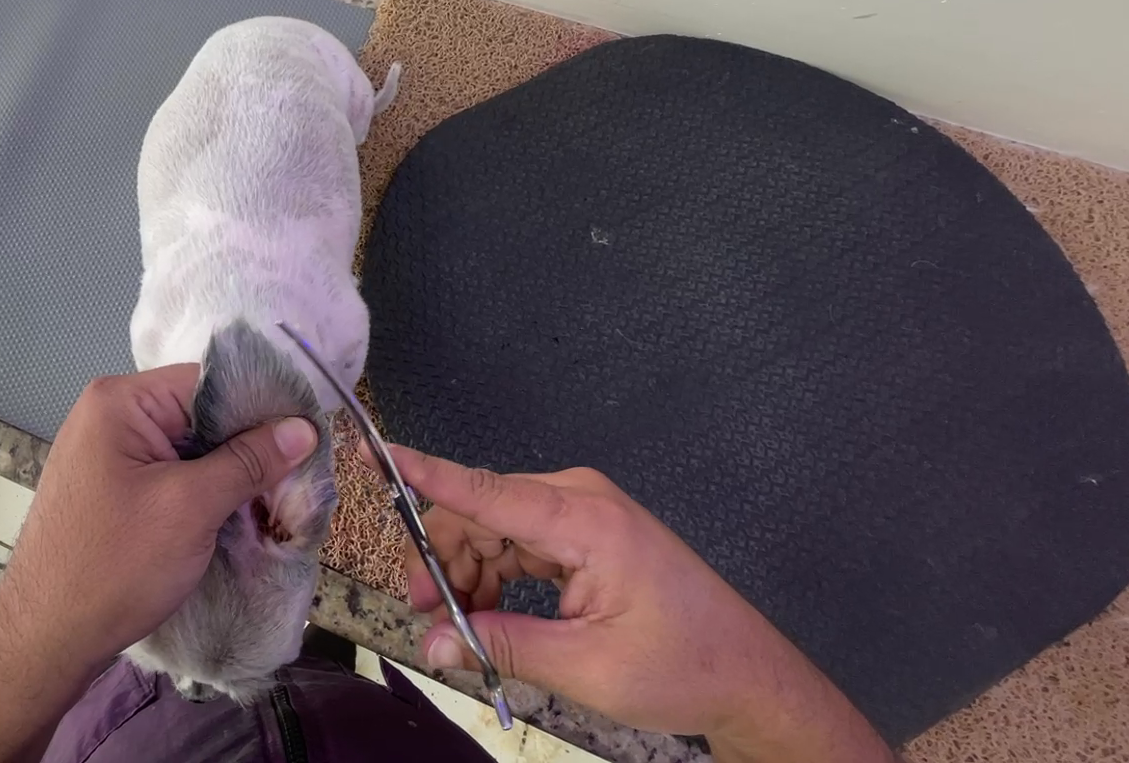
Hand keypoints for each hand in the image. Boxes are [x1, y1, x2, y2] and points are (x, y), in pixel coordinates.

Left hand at [0, 365, 319, 672]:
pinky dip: (205, 490)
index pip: (207, 382)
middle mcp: (110, 414)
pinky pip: (171, 473)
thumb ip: (249, 461)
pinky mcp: (113, 486)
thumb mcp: (191, 507)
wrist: (44, 641)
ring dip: (229, 472)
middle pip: (199, 414)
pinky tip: (238, 513)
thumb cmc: (114, 565)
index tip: (307, 432)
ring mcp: (109, 452)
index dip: (259, 405)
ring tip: (278, 496)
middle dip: (248, 444)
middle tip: (300, 471)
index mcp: (120, 400)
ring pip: (189, 448)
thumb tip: (304, 427)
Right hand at [387, 446, 892, 762]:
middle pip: (479, 514)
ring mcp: (576, 510)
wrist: (754, 678)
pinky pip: (514, 541)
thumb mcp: (588, 667)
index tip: (374, 450)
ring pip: (491, 528)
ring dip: (465, 572)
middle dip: (443, 559)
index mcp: (582, 519)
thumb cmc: (682, 668)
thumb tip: (431, 644)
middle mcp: (573, 498)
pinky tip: (485, 613)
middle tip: (422, 612)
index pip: (484, 490)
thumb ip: (501, 646)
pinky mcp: (578, 528)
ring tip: (455, 625)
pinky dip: (492, 575)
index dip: (423, 472)